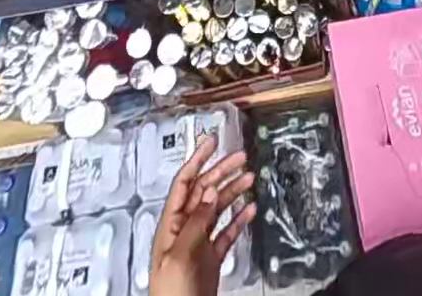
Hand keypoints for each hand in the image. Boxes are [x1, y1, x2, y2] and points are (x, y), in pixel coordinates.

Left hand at [149, 135, 256, 295]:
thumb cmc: (172, 295)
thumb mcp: (180, 256)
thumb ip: (196, 222)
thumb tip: (211, 190)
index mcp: (171, 224)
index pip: (185, 182)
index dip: (198, 158)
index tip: (212, 140)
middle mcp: (185, 229)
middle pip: (204, 191)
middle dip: (222, 171)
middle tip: (242, 157)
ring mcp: (199, 244)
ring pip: (218, 209)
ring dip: (233, 191)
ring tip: (250, 178)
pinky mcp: (212, 260)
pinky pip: (227, 233)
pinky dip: (238, 219)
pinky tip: (250, 208)